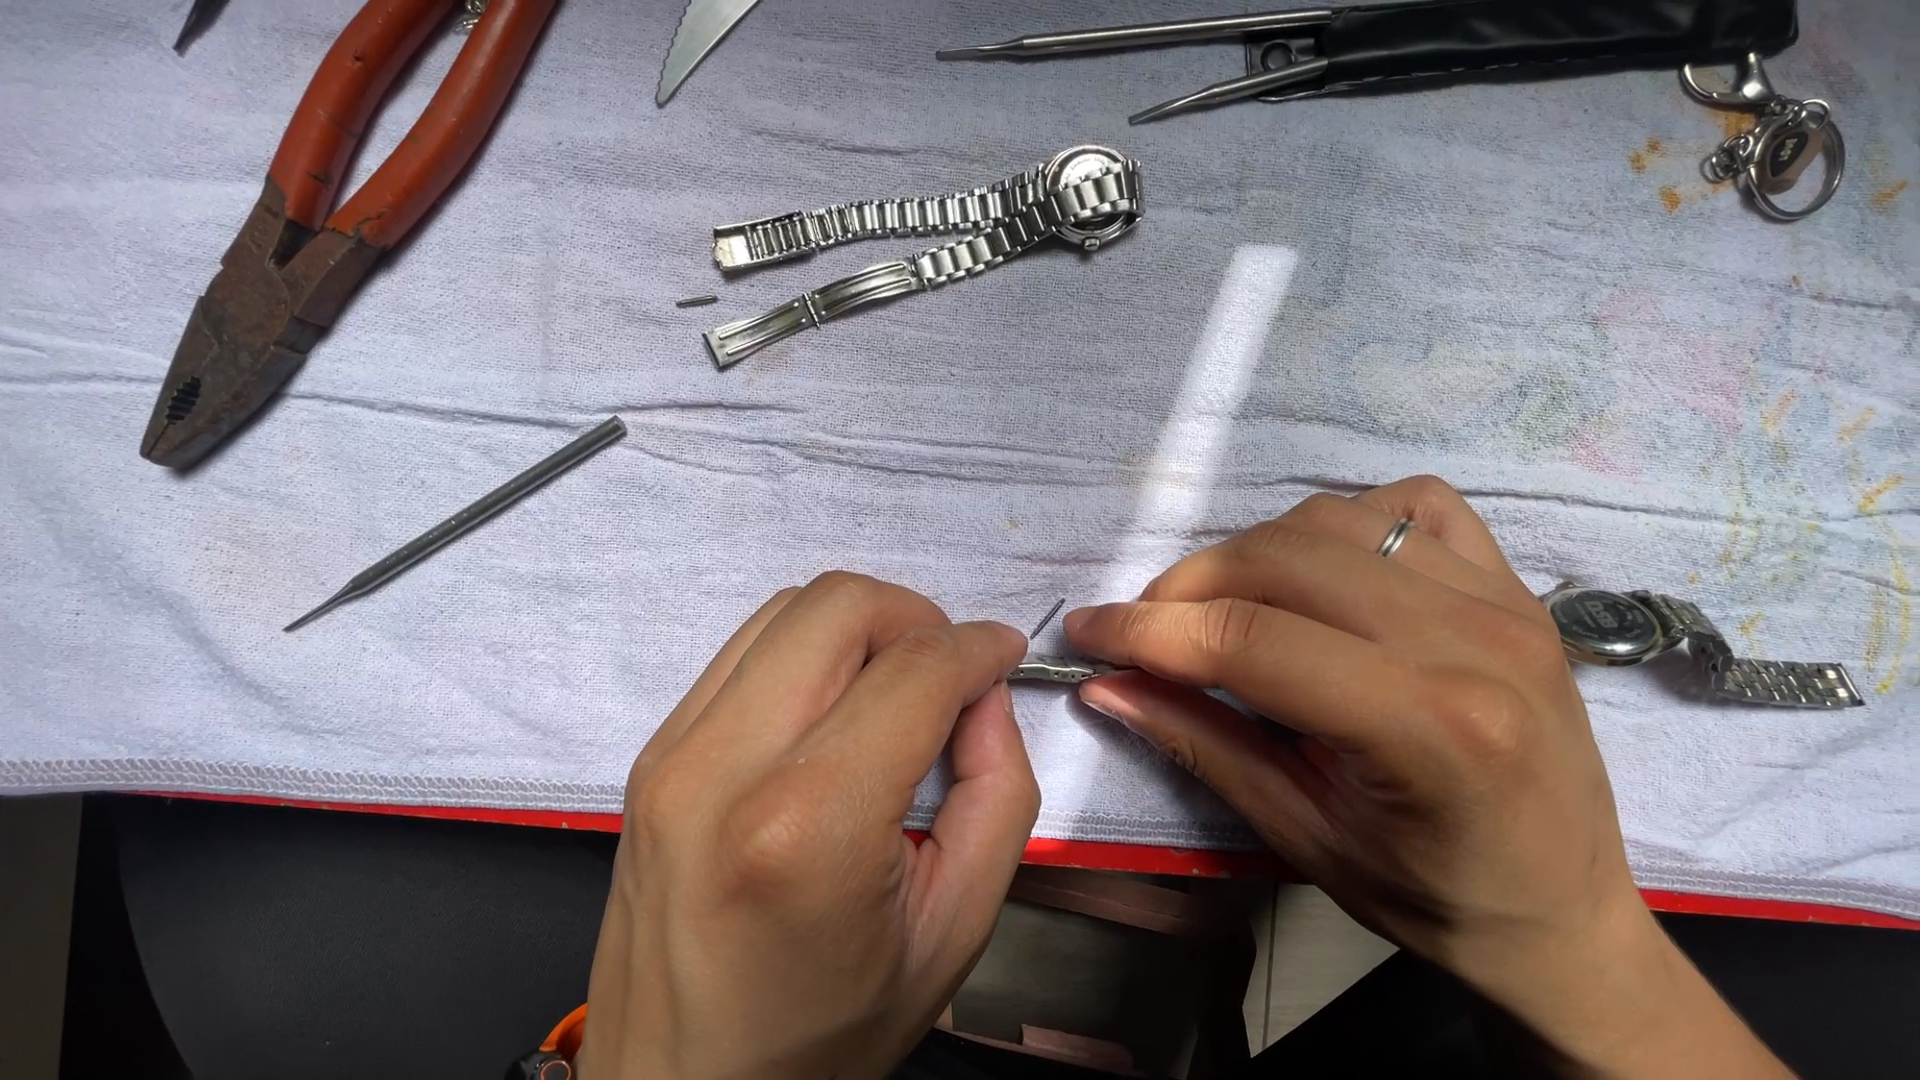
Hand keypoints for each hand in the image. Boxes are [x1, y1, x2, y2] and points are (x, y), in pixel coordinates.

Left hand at [577, 573, 1037, 1079]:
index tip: (1003, 657)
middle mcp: (725, 767)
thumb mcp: (957, 925)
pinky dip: (807, 651)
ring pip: (786, 609)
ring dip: (860, 626)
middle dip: (916, 616)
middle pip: (839, 605)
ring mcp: (675, 753)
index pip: (914, 670)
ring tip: (893, 685)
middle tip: (948, 670)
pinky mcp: (653, 753)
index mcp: (812, 825)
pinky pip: (744, 650)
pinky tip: (833, 706)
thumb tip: (981, 695)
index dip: (977, 647)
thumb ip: (1000, 790)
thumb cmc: (827, 1028)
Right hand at [1065, 477, 1787, 1076]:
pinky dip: (1342, 521)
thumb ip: (1200, 744)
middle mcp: (1472, 640)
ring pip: (1330, 518)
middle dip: (1186, 587)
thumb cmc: (1431, 895)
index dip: (1147, 629)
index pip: (1248, 640)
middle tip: (1147, 630)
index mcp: (1428, 728)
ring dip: (1250, 553)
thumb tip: (1106, 683)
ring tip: (1225, 607)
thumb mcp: (1300, 836)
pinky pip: (1410, 502)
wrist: (1566, 911)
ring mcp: (1502, 598)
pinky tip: (1323, 572)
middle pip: (1281, 560)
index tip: (1086, 631)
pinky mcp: (1513, 582)